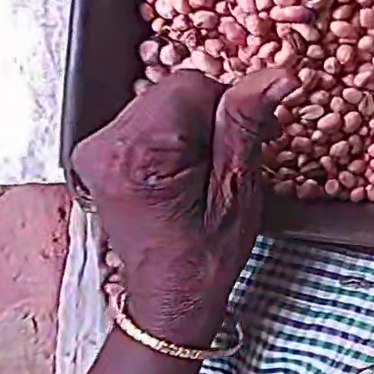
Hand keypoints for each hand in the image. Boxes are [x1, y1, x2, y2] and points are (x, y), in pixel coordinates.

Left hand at [70, 67, 296, 344]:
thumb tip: (278, 77)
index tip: (255, 137)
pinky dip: (180, 134)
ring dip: (199, 125)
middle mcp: (103, 145)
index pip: (191, 86)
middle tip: (237, 157)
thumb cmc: (206, 256)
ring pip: (164, 102)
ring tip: (214, 166)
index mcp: (136, 155)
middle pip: (174, 91)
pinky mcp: (99, 154)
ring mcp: (94, 149)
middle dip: (215, 116)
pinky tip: (192, 167)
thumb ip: (246, 124)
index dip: (232, 105)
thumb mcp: (237, 188)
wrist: (169, 296)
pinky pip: (151, 120)